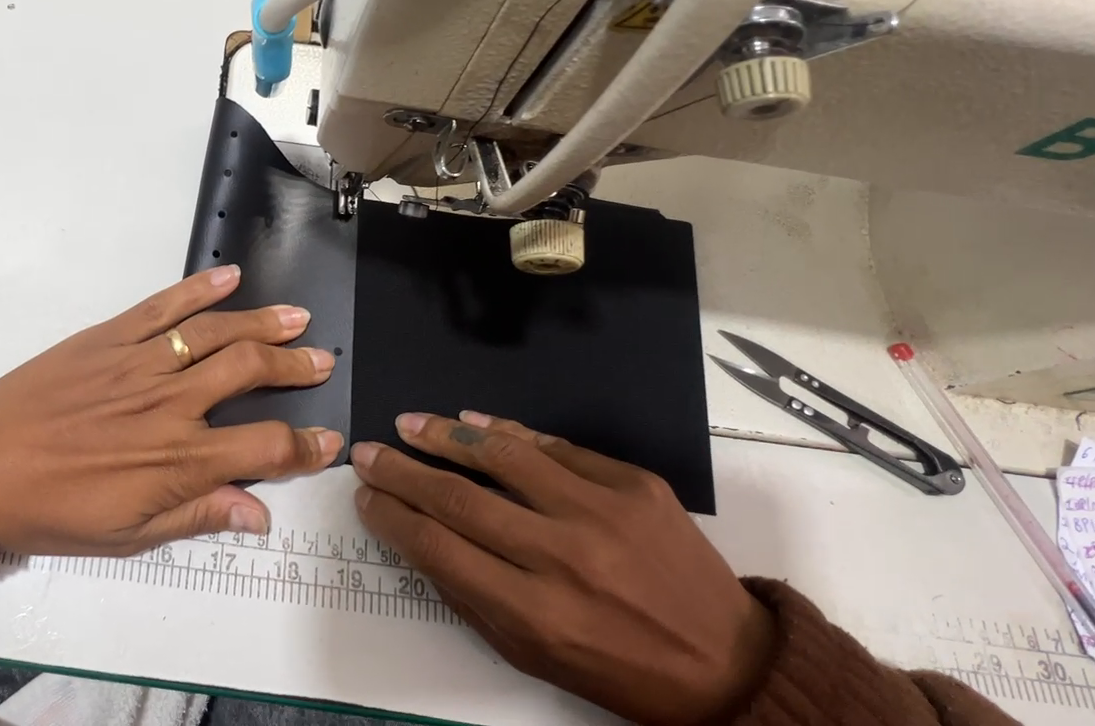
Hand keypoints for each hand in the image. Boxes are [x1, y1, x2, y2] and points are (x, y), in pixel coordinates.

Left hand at [0, 265, 342, 556]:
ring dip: (261, 322)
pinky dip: (198, 288)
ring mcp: (140, 362)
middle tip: (323, 360)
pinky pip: (162, 306)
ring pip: (214, 332)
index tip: (329, 440)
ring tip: (297, 318)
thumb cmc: (55, 511)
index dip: (305, 446)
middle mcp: (169, 403)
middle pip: (248, 371)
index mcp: (177, 460)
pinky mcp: (110, 335)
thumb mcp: (128, 536)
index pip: (263, 447)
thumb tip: (261, 513)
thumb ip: (198, 517)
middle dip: (294, 367)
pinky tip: (229, 277)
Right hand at [351, 412, 772, 725]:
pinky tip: (473, 422)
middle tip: (367, 451)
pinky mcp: (634, 483)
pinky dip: (509, 430)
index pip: (437, 547)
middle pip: (460, 498)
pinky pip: (556, 446)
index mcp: (534, 612)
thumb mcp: (533, 655)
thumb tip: (417, 536)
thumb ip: (470, 595)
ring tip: (409, 422)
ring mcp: (602, 512)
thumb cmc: (618, 672)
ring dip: (446, 436)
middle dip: (402, 471)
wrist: (730, 664)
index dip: (391, 515)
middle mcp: (562, 556)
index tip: (364, 494)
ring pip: (503, 457)